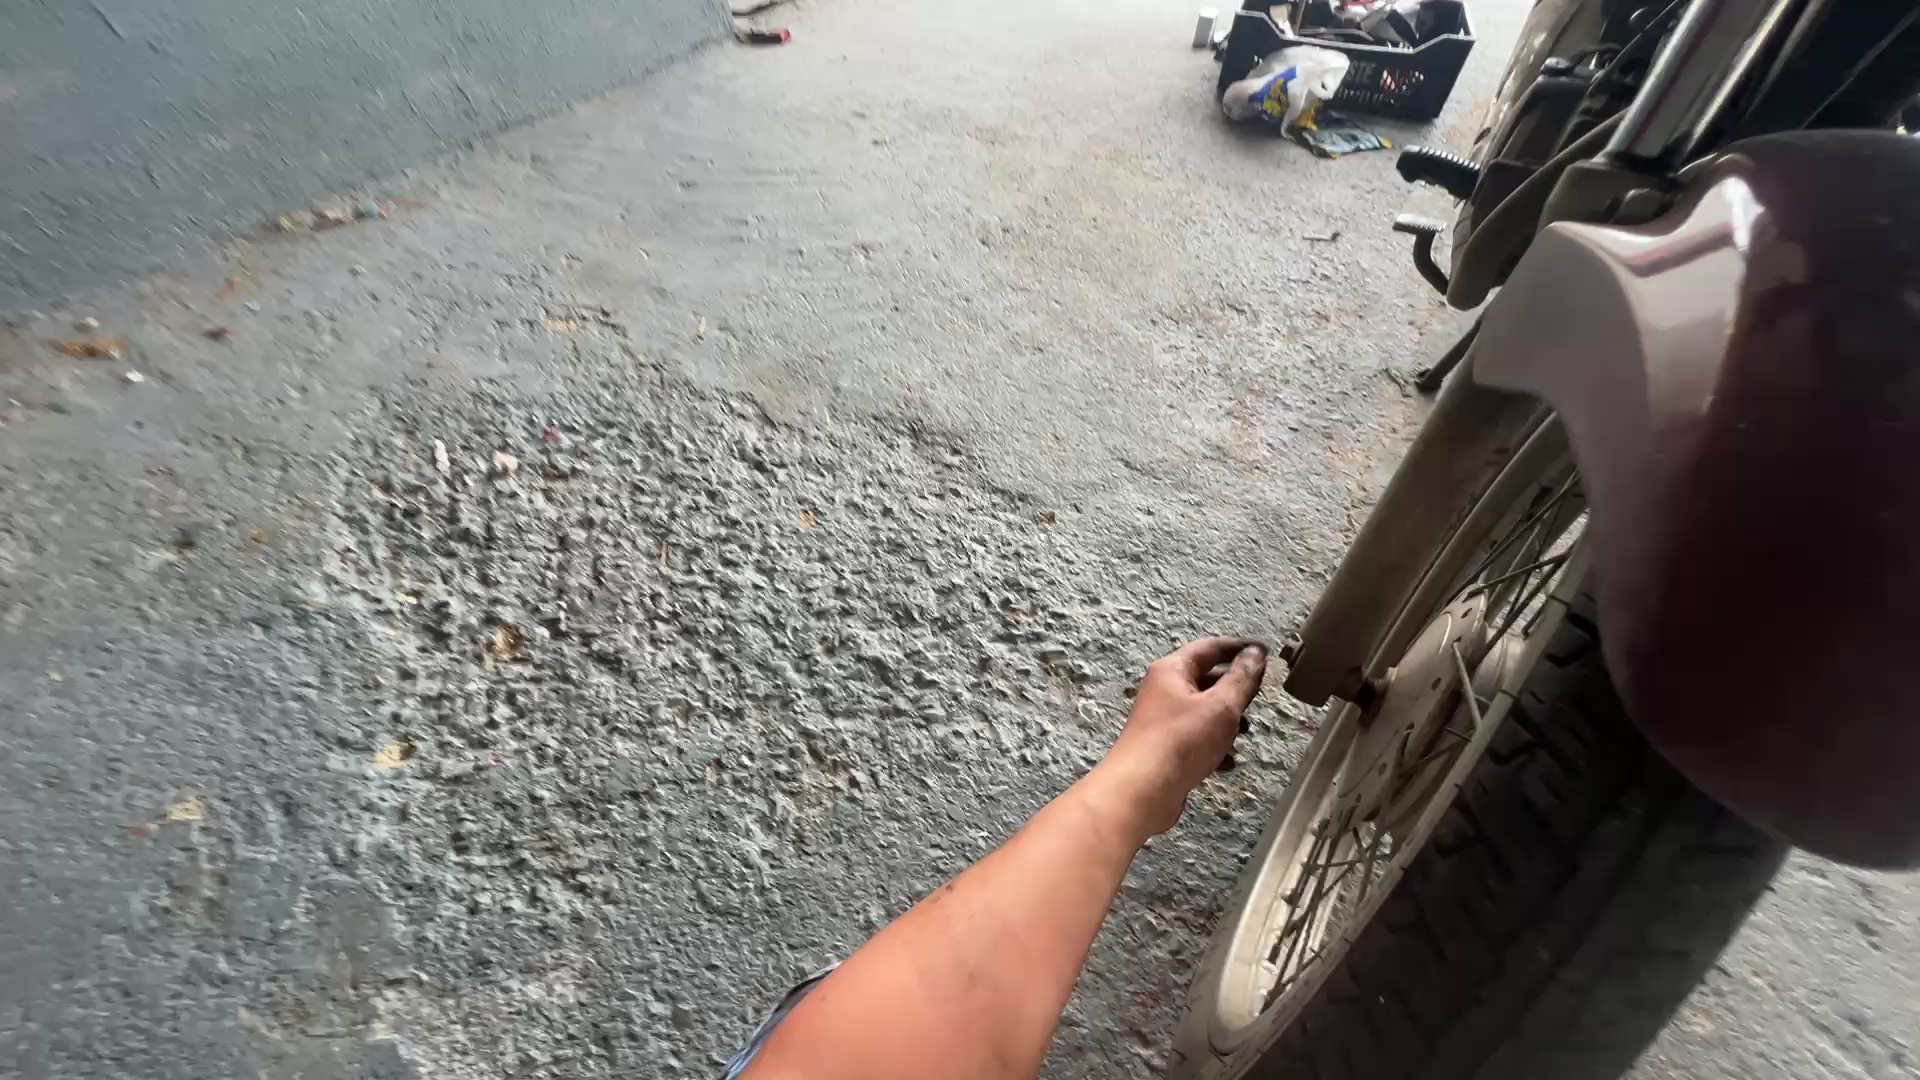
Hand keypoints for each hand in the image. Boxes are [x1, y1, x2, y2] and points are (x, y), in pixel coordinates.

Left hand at [1086, 638, 1267, 837]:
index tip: (1265, 652)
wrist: (1142, 789)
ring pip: (1204, 711)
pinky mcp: (1166, 745)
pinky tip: (1226, 761)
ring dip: (1227, 722)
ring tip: (1242, 735)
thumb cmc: (1180, 741)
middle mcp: (1163, 689)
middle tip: (1257, 701)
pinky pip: (1197, 738)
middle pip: (1207, 680)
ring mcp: (1163, 718)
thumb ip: (1241, 679)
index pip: (1209, 647)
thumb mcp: (1220, 706)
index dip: (1239, 648)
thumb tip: (1255, 653)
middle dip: (1234, 691)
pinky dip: (1214, 746)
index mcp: (1172, 670)